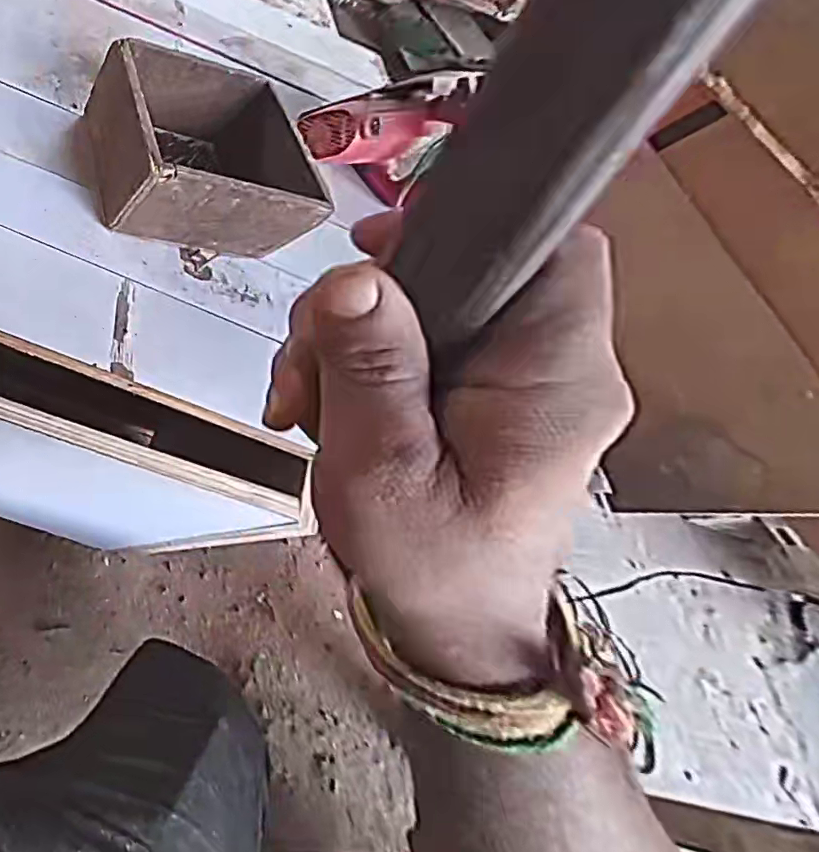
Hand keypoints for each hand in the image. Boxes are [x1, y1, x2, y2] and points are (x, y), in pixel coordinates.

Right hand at [264, 211, 633, 686]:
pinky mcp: (458, 394)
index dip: (456, 232)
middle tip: (302, 370)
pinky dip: (338, 367)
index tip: (367, 252)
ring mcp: (496, 381)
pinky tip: (313, 409)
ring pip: (401, 312)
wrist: (441, 619)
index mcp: (549, 380)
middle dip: (351, 311)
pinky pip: (391, 347)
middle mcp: (537, 368)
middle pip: (444, 280)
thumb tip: (352, 280)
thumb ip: (369, 369)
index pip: (546, 255)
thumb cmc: (424, 557)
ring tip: (301, 405)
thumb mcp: (381, 464)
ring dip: (330, 346)